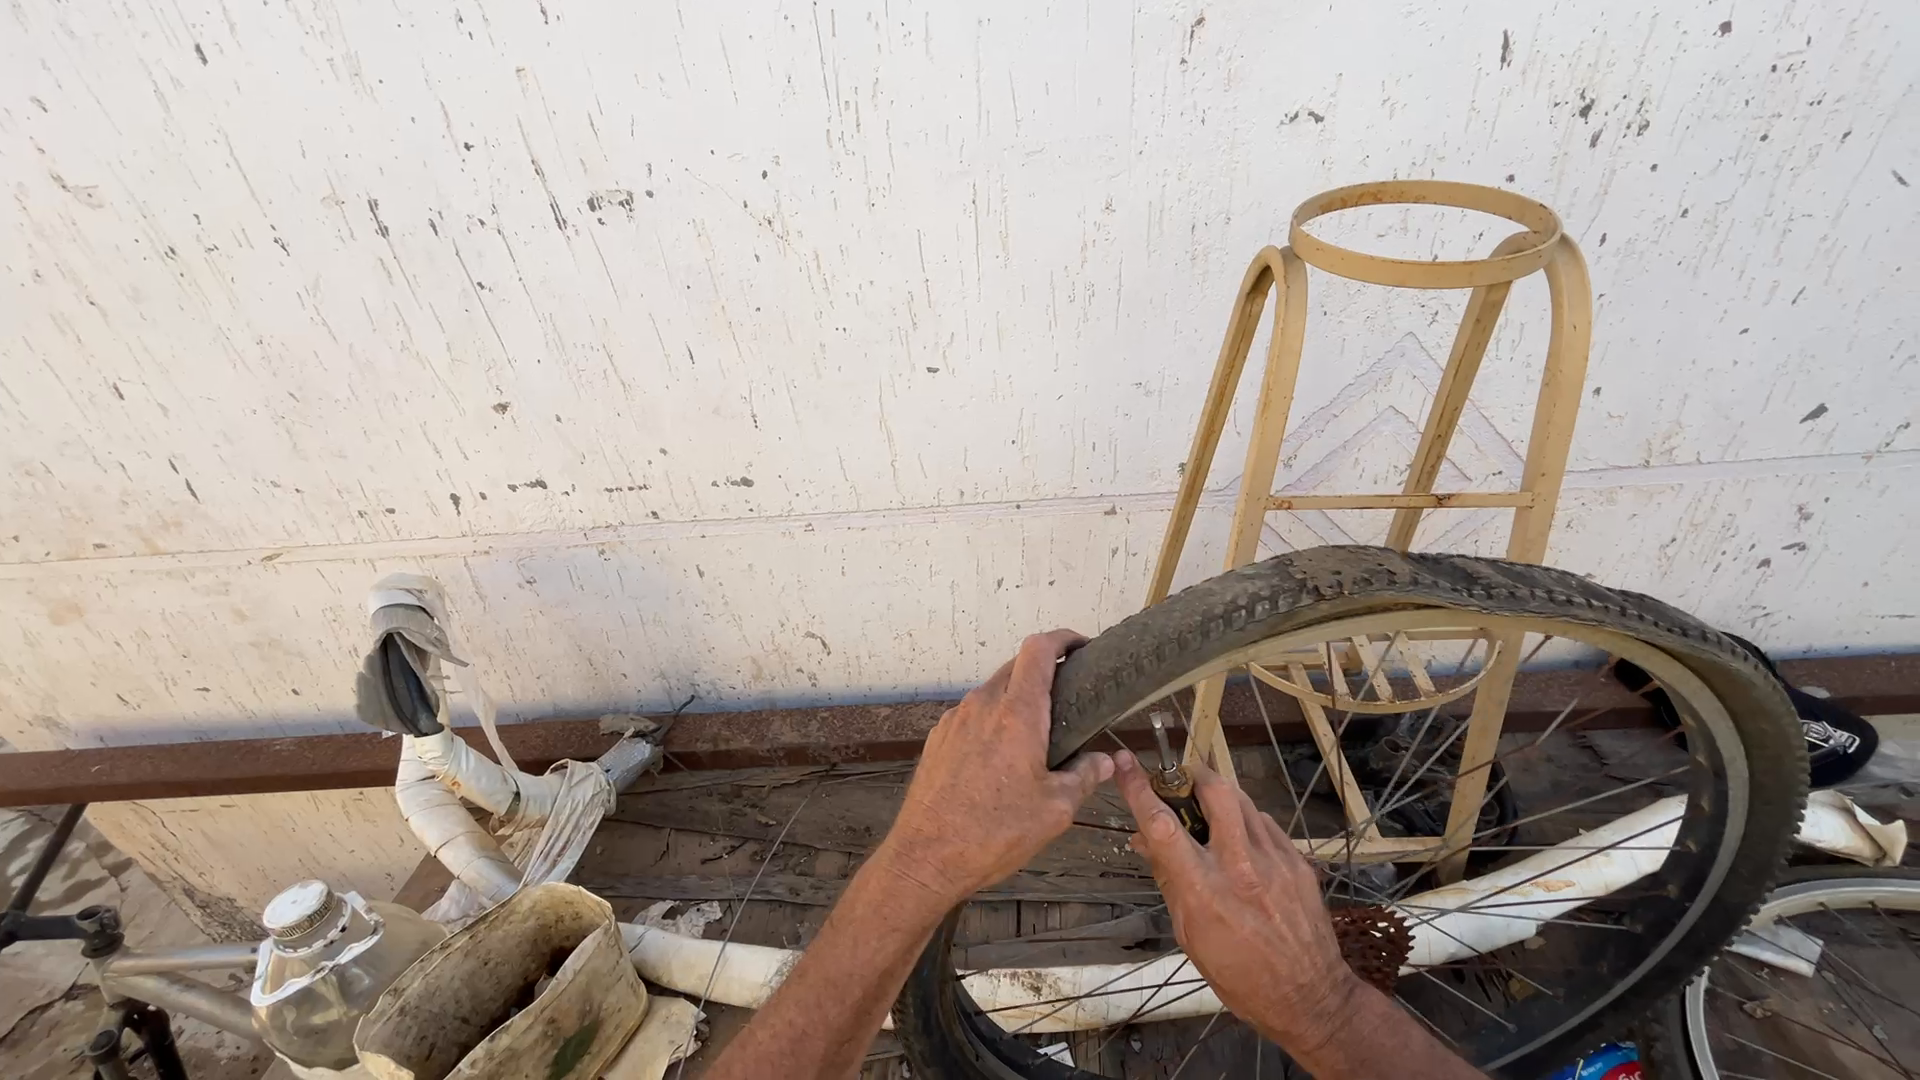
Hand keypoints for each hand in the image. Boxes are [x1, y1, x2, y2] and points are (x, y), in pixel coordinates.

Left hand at [875, 630, 1115, 907]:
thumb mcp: (1054, 810)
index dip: (1063, 639)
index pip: (1038, 649)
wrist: (926, 858)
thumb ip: (1083, 776)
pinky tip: (1001, 757)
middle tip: (1069, 697)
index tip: (1081, 646)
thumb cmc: (994, 833)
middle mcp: (982, 705)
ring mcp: (955, 719)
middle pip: (1016, 667)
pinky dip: (993, 721)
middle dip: (1044, 672)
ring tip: (1037, 735)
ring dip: (1017, 699)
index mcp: (1016, 714)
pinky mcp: (938, 738)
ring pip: (993, 691)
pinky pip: (972, 715)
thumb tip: (1103, 761)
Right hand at [1113, 750, 1361, 1047]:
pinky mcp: (1298, 861)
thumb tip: (1142, 840)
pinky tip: (1242, 841)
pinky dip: (1245, 821)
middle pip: (1215, 791)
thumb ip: (1168, 880)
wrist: (1311, 999)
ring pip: (1242, 799)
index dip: (1138, 789)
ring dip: (1218, 795)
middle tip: (1180, 781)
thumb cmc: (1239, 976)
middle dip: (1192, 775)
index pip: (1162, 826)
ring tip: (1208, 810)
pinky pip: (1264, 822)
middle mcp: (1240, 867)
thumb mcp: (1189, 935)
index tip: (1124, 764)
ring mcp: (1275, 860)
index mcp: (1204, 891)